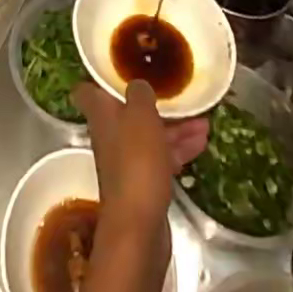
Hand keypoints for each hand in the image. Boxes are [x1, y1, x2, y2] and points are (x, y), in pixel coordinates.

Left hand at [74, 81, 209, 224]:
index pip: (89, 87)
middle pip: (128, 108)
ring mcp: (124, 156)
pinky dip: (177, 147)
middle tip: (180, 96)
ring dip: (174, 125)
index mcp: (99, 110)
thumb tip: (137, 83)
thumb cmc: (135, 160)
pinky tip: (201, 143)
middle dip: (155, 102)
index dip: (102, 78)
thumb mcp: (140, 115)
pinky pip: (160, 155)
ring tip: (204, 119)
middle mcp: (107, 131)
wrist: (139, 223)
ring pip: (148, 132)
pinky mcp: (142, 179)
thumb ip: (138, 92)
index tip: (123, 68)